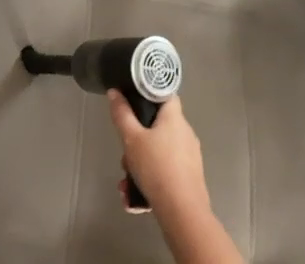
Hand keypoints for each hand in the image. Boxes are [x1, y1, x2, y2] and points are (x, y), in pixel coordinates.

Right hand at [108, 90, 209, 217]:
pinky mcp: (189, 177)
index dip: (148, 94)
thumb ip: (121, 115)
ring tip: (126, 183)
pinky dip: (150, 179)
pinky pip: (165, 170)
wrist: (183, 212)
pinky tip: (135, 197)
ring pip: (158, 152)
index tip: (132, 103)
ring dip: (139, 165)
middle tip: (125, 155)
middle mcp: (185, 134)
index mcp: (175, 119)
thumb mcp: (131, 139)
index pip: (165, 94)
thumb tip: (115, 92)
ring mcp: (189, 157)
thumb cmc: (156, 168)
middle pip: (157, 127)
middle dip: (136, 141)